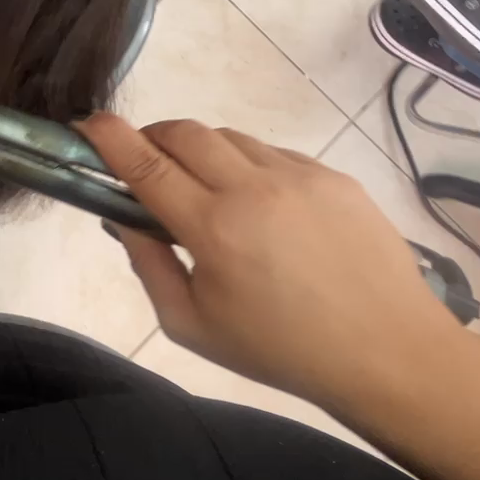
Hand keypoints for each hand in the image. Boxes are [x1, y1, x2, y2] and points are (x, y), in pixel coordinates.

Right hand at [77, 114, 466, 407]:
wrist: (393, 356)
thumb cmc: (278, 349)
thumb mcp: (189, 324)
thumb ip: (147, 264)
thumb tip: (123, 217)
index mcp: (214, 228)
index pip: (146, 163)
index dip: (108, 137)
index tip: (87, 123)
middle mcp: (254, 189)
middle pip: (183, 131)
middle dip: (152, 136)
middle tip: (146, 163)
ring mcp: (301, 177)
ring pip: (228, 137)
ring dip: (201, 152)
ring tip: (209, 191)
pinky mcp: (334, 177)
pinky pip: (271, 152)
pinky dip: (247, 166)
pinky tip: (261, 206)